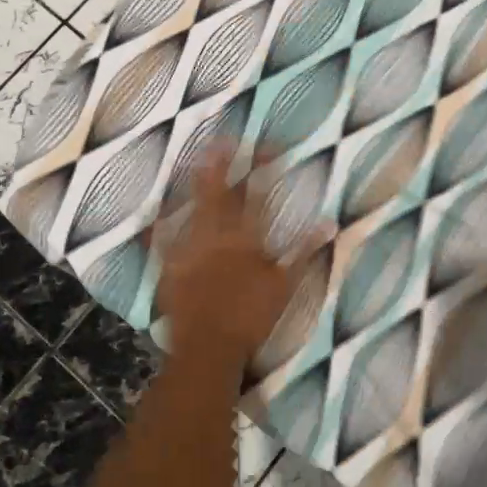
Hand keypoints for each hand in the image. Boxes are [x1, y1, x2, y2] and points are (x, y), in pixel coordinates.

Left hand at [153, 142, 325, 359]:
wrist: (207, 348)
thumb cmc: (251, 316)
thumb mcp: (286, 285)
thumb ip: (304, 250)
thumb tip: (329, 222)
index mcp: (247, 237)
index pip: (257, 193)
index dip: (261, 166)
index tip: (266, 144)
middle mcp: (216, 235)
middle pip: (218, 192)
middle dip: (220, 163)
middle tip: (220, 139)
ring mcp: (189, 249)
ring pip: (190, 207)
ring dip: (192, 182)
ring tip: (192, 158)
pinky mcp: (169, 267)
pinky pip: (162, 239)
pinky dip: (161, 222)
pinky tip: (157, 209)